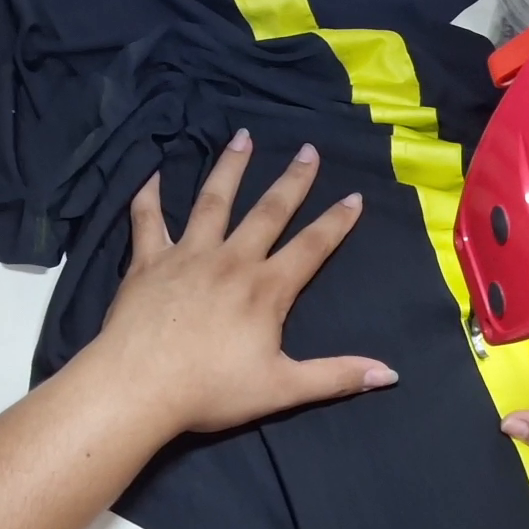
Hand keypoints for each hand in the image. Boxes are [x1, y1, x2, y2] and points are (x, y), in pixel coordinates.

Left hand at [85, 130, 396, 435]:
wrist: (138, 387)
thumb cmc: (211, 390)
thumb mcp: (283, 389)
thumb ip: (336, 377)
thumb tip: (390, 374)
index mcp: (266, 289)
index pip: (312, 247)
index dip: (336, 222)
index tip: (355, 195)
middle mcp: (231, 260)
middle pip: (268, 212)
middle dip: (293, 180)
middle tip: (308, 150)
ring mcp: (188, 255)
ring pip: (213, 201)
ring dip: (230, 168)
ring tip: (242, 138)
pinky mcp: (148, 261)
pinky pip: (148, 219)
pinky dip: (149, 194)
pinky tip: (152, 172)